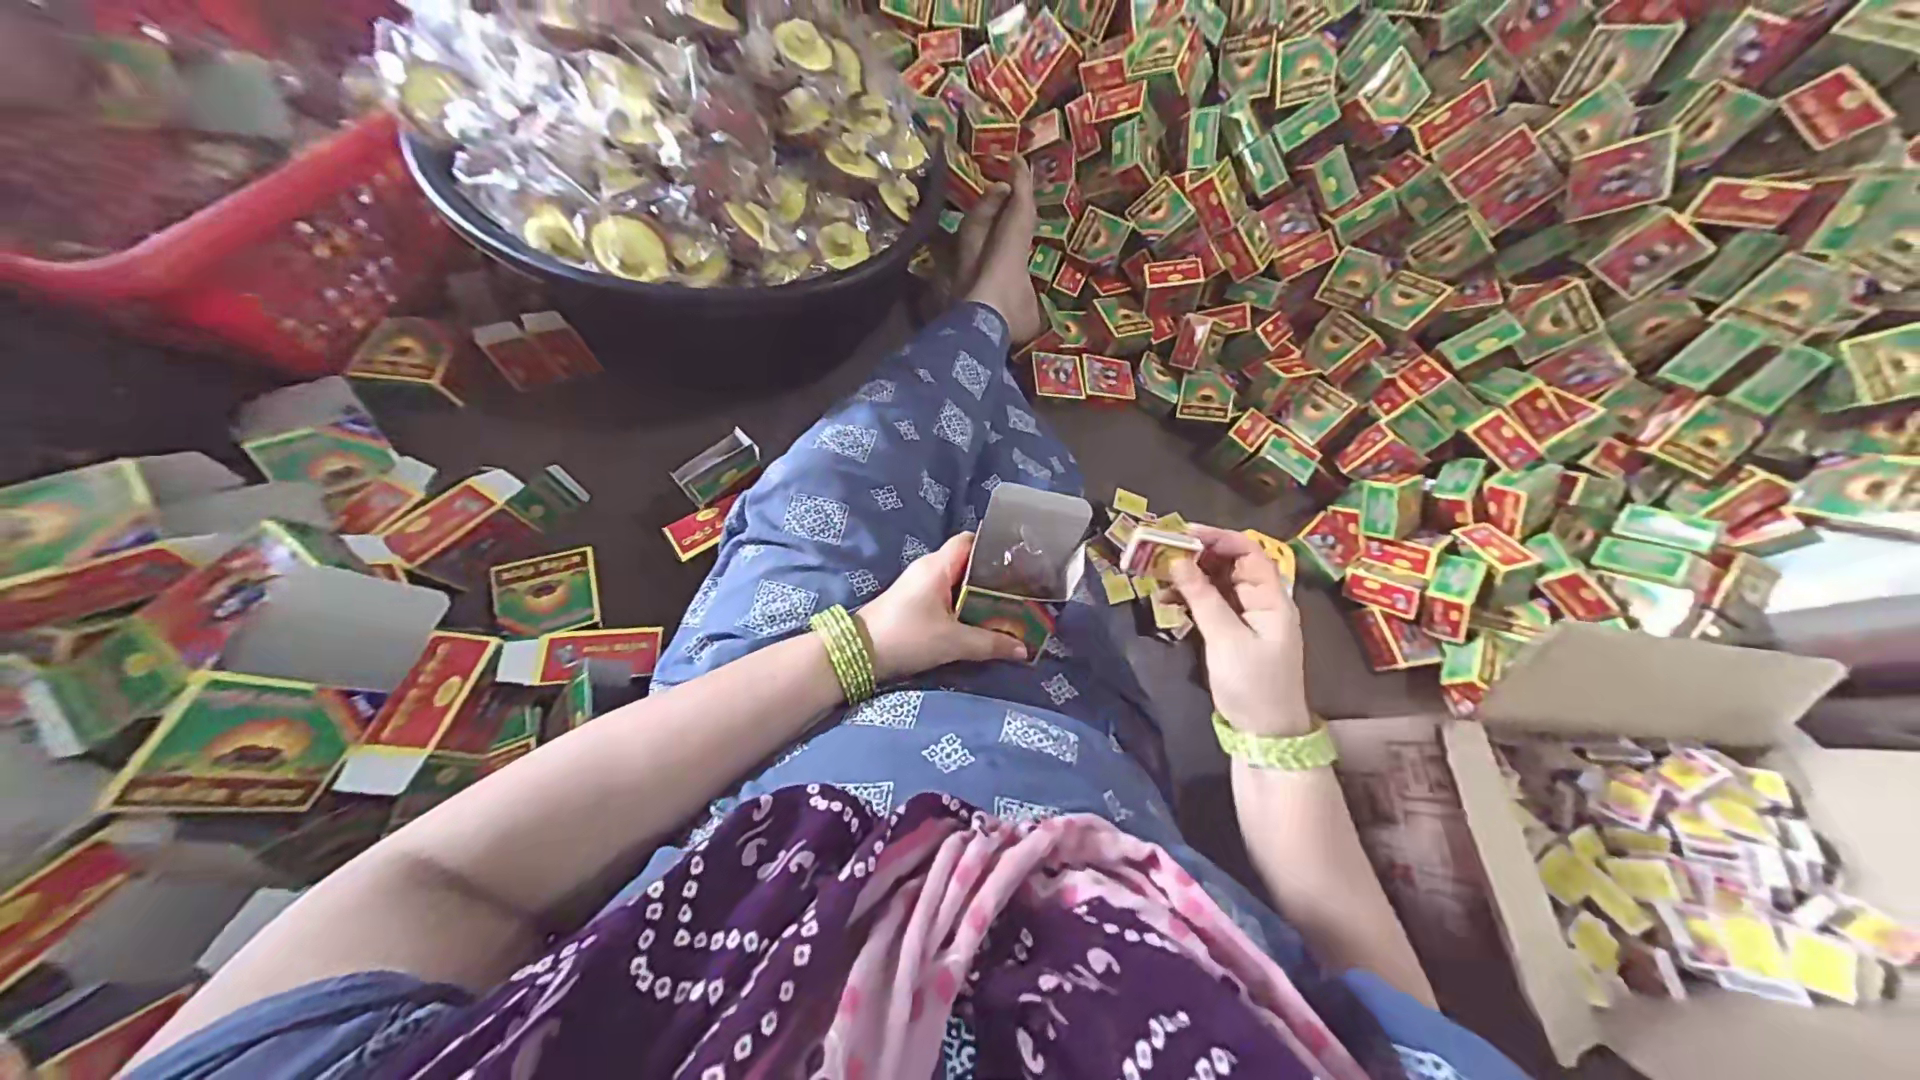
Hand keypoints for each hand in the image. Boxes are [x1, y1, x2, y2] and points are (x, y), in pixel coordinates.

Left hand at [858, 532, 1027, 680]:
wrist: (857, 653)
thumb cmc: (906, 637)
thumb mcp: (952, 642)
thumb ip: (990, 644)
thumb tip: (1024, 650)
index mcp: (937, 566)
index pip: (970, 540)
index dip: (994, 547)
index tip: (1018, 562)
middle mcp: (928, 569)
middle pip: (967, 561)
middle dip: (992, 576)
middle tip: (1020, 590)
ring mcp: (918, 585)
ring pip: (957, 580)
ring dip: (978, 593)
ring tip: (1006, 605)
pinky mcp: (913, 601)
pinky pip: (945, 594)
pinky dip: (963, 603)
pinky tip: (978, 618)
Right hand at [1166, 524, 1311, 736]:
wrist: (1265, 733)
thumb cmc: (1253, 684)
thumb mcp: (1226, 639)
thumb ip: (1202, 597)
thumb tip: (1177, 560)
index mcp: (1271, 598)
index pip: (1247, 552)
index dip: (1216, 538)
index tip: (1181, 534)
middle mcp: (1260, 601)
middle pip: (1229, 564)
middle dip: (1196, 555)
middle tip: (1160, 551)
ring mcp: (1246, 617)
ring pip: (1216, 583)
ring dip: (1188, 576)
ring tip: (1157, 575)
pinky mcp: (1231, 632)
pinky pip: (1209, 603)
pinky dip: (1189, 598)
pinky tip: (1167, 600)